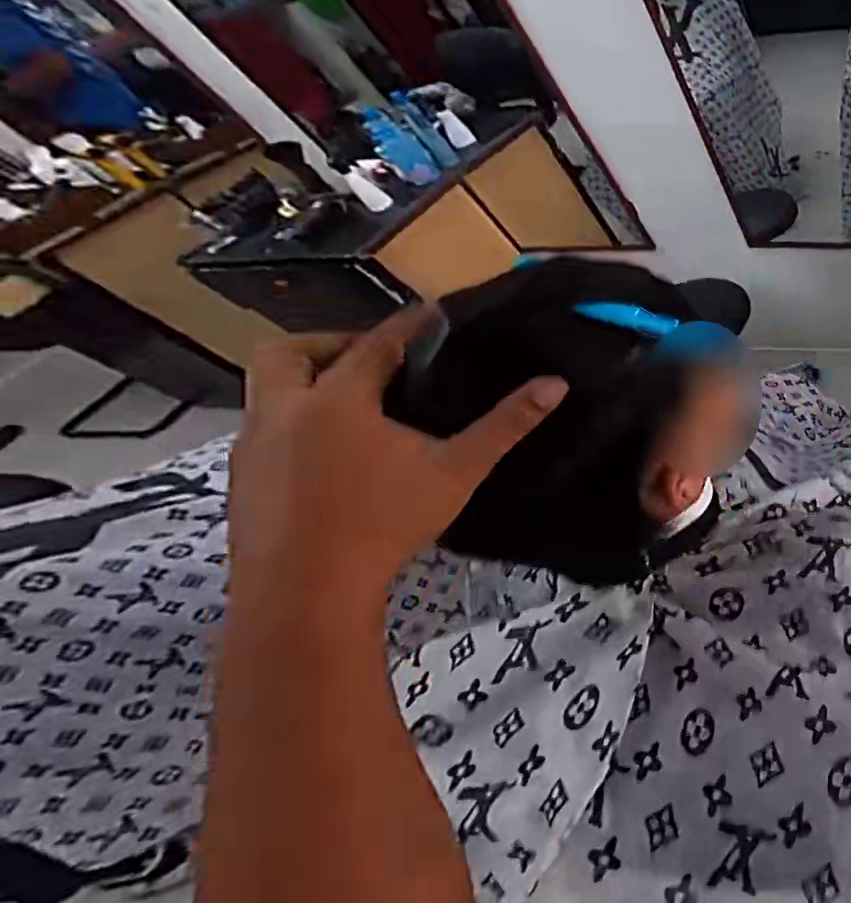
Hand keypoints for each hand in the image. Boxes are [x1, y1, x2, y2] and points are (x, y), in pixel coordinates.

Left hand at [228, 307, 567, 605]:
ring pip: (267, 390)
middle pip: (288, 352)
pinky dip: (298, 419)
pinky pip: (265, 427)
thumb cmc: (386, 522)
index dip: (407, 325)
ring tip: (361, 403)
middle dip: (330, 344)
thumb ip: (506, 424)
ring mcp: (252, 447)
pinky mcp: (241, 479)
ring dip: (308, 382)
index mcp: (337, 402)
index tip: (432, 312)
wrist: (304, 593)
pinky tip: (336, 451)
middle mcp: (283, 412)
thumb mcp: (459, 469)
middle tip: (378, 361)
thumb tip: (556, 384)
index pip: (375, 344)